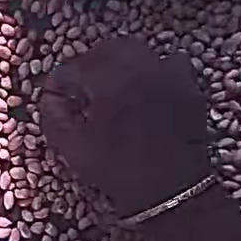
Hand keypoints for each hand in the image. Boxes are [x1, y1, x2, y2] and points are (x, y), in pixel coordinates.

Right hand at [38, 36, 214, 217]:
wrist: (171, 192)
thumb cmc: (117, 170)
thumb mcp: (72, 147)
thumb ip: (53, 114)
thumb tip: (50, 94)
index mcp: (110, 81)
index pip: (74, 66)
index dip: (60, 82)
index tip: (58, 98)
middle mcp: (142, 69)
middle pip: (107, 48)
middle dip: (90, 65)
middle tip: (83, 89)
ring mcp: (170, 75)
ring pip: (138, 50)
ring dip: (120, 63)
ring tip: (113, 88)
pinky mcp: (189, 87)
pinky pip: (170, 63)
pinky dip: (154, 70)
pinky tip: (147, 91)